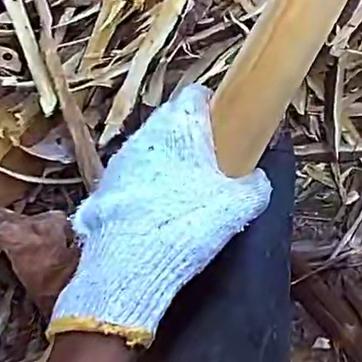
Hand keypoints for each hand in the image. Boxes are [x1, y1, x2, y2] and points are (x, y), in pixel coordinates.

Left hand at [48, 84, 270, 346]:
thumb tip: (259, 179)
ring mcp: (120, 160)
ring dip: (165, 162)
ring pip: (150, 149)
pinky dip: (144, 189)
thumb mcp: (241, 205)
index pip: (197, 93)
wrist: (128, 268)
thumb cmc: (189, 223)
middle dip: (190, 136)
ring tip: (184, 194)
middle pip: (172, 120)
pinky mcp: (102, 189)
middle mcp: (146, 132)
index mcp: (180, 123)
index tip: (225, 125)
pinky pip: (131, 179)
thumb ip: (256, 184)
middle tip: (210, 163)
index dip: (213, 105)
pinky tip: (157, 217)